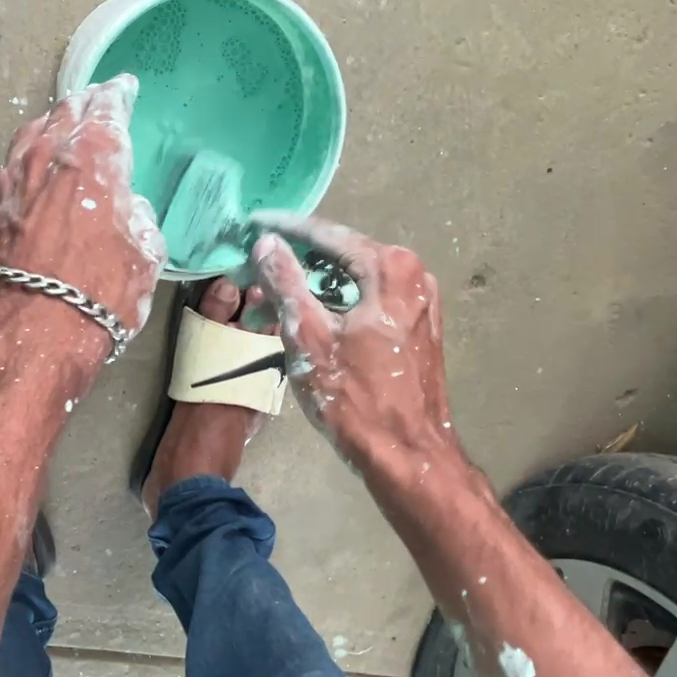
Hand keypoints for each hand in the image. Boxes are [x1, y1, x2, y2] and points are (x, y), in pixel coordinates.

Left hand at [0, 75, 166, 339]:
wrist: (24, 336)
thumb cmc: (96, 298)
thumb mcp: (144, 262)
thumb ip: (139, 222)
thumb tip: (127, 210)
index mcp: (94, 161)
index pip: (108, 110)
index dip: (118, 96)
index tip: (123, 89)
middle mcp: (46, 159)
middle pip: (63, 115)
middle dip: (82, 106)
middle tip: (93, 104)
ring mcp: (7, 181)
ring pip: (28, 138)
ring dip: (47, 130)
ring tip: (58, 130)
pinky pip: (5, 172)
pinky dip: (20, 166)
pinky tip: (24, 175)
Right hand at [249, 214, 462, 473]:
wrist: (407, 454)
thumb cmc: (354, 397)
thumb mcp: (308, 336)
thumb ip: (285, 282)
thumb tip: (266, 243)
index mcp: (391, 269)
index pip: (327, 235)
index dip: (286, 229)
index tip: (254, 222)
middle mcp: (414, 275)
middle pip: (344, 253)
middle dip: (301, 257)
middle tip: (260, 260)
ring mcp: (422, 301)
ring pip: (357, 277)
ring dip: (318, 281)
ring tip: (278, 290)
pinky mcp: (421, 326)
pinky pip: (372, 298)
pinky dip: (340, 300)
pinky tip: (314, 313)